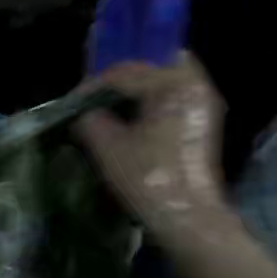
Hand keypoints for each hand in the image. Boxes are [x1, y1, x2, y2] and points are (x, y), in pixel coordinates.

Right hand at [72, 54, 227, 226]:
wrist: (185, 212)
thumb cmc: (146, 178)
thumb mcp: (108, 149)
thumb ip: (90, 122)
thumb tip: (83, 114)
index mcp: (171, 84)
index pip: (124, 72)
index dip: (93, 84)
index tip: (72, 100)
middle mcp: (194, 83)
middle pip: (153, 65)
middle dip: (122, 78)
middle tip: (95, 96)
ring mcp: (203, 101)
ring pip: (167, 78)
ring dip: (140, 87)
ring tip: (113, 106)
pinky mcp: (204, 120)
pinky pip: (176, 95)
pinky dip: (154, 99)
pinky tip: (135, 118)